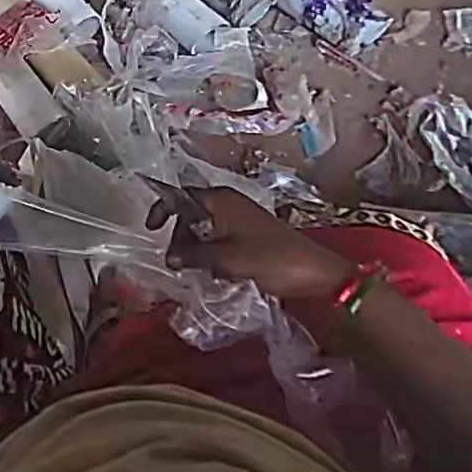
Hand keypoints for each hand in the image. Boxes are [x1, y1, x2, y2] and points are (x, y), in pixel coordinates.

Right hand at [148, 187, 355, 301]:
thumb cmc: (272, 260)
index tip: (151, 229)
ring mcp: (239, 215)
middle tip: (179, 261)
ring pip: (203, 227)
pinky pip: (218, 235)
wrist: (319, 274)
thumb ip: (192, 256)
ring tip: (198, 268)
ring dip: (196, 246)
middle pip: (189, 213)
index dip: (161, 211)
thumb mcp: (226, 260)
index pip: (178, 197)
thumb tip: (169, 258)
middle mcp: (227, 201)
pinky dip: (211, 249)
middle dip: (180, 237)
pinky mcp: (249, 230)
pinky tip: (216, 268)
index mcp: (220, 199)